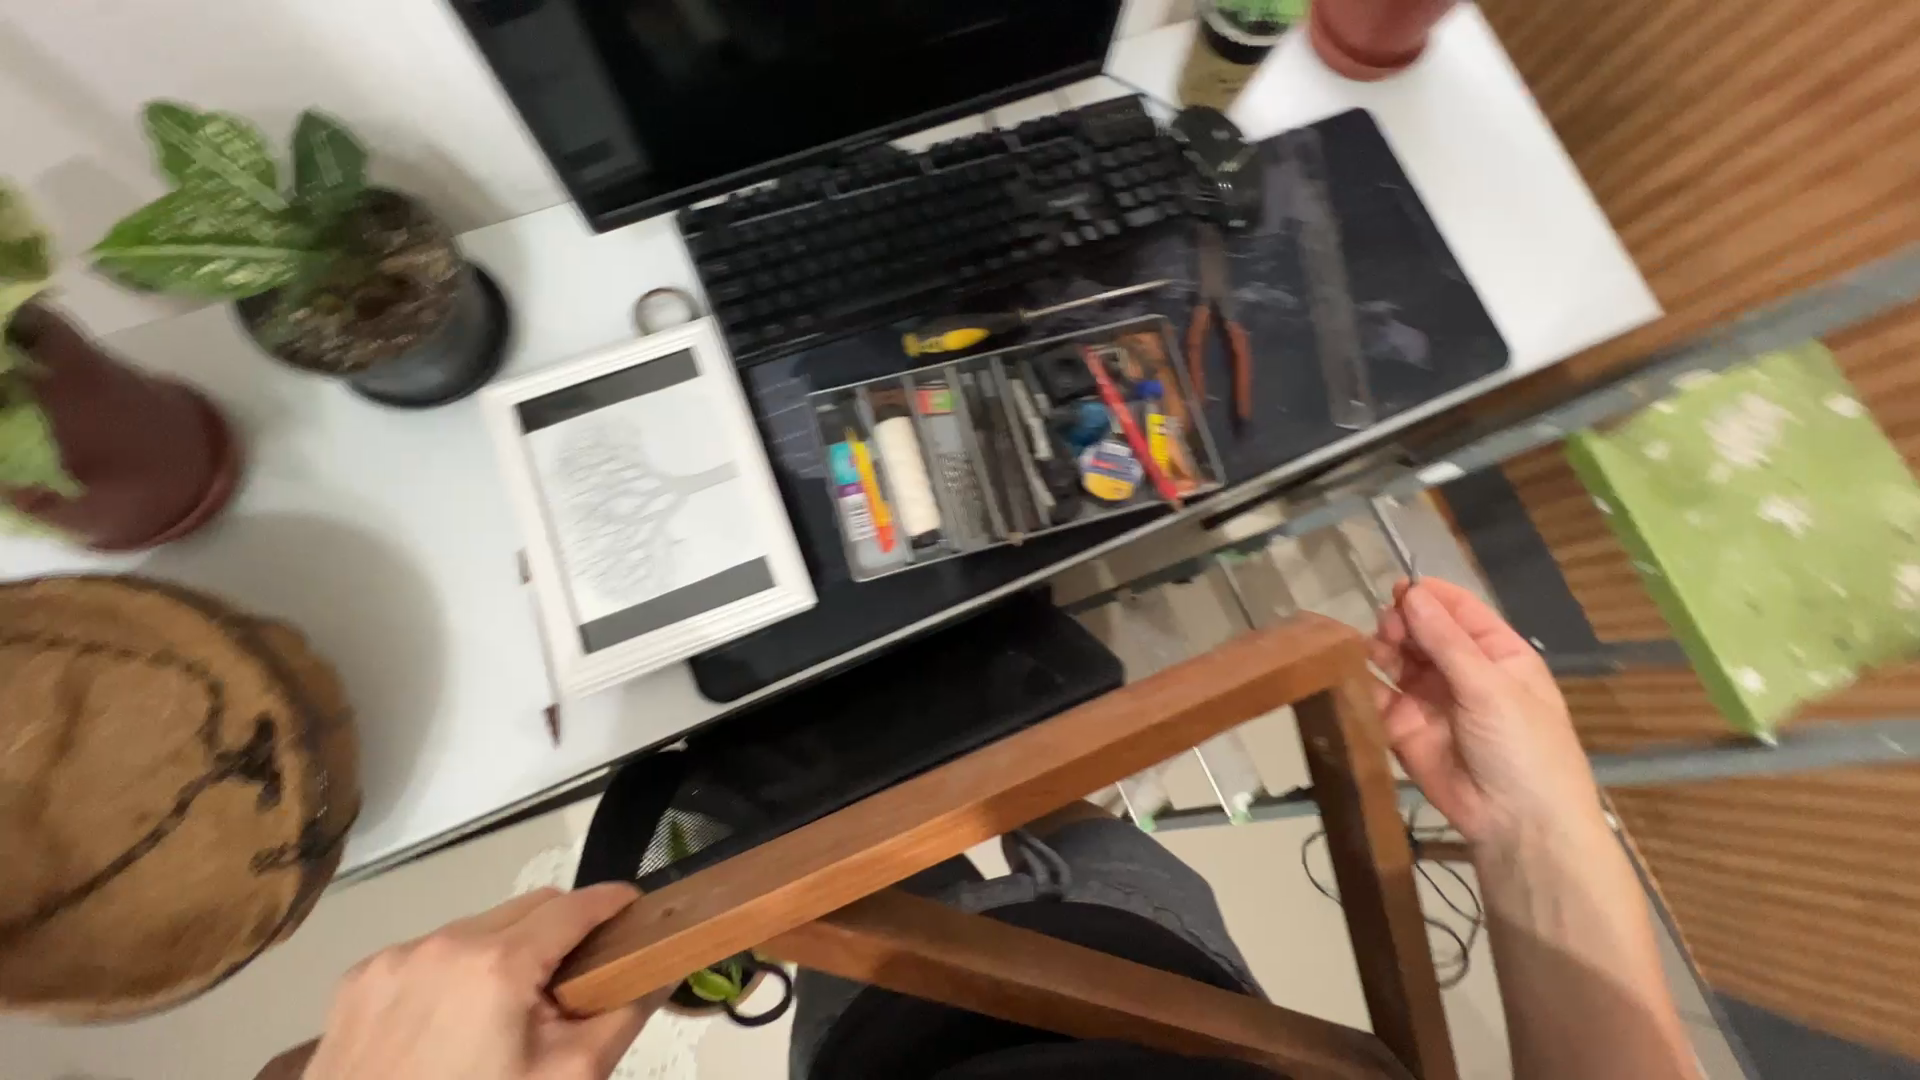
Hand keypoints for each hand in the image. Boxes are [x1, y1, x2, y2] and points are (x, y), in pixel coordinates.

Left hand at [301, 884, 661, 1079]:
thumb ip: (626, 1014)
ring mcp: (394, 960)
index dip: (616, 903)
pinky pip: (432, 950)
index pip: (578, 904)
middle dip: (563, 930)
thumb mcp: (567, 1079)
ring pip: (483, 924)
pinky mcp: (358, 982)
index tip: (637, 914)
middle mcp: (445, 943)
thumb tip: (668, 969)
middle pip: (532, 906)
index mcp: (498, 963)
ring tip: (508, 1009)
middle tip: (575, 981)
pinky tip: (452, 1020)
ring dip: (510, 947)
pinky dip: (457, 968)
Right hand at [1371, 579, 1600, 852]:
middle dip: (1401, 621)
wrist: (1515, 823)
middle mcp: (1459, 671)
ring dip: (1381, 646)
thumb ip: (1446, 641)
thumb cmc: (1523, 748)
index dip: (1430, 596)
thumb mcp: (1491, 689)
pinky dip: (1360, 679)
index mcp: (1496, 655)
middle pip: (1421, 631)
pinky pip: (1375, 694)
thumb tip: (1411, 592)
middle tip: (1388, 626)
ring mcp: (1427, 697)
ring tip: (1372, 647)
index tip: (1399, 587)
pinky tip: (1348, 668)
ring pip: (1395, 657)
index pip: (1459, 612)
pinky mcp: (1399, 724)